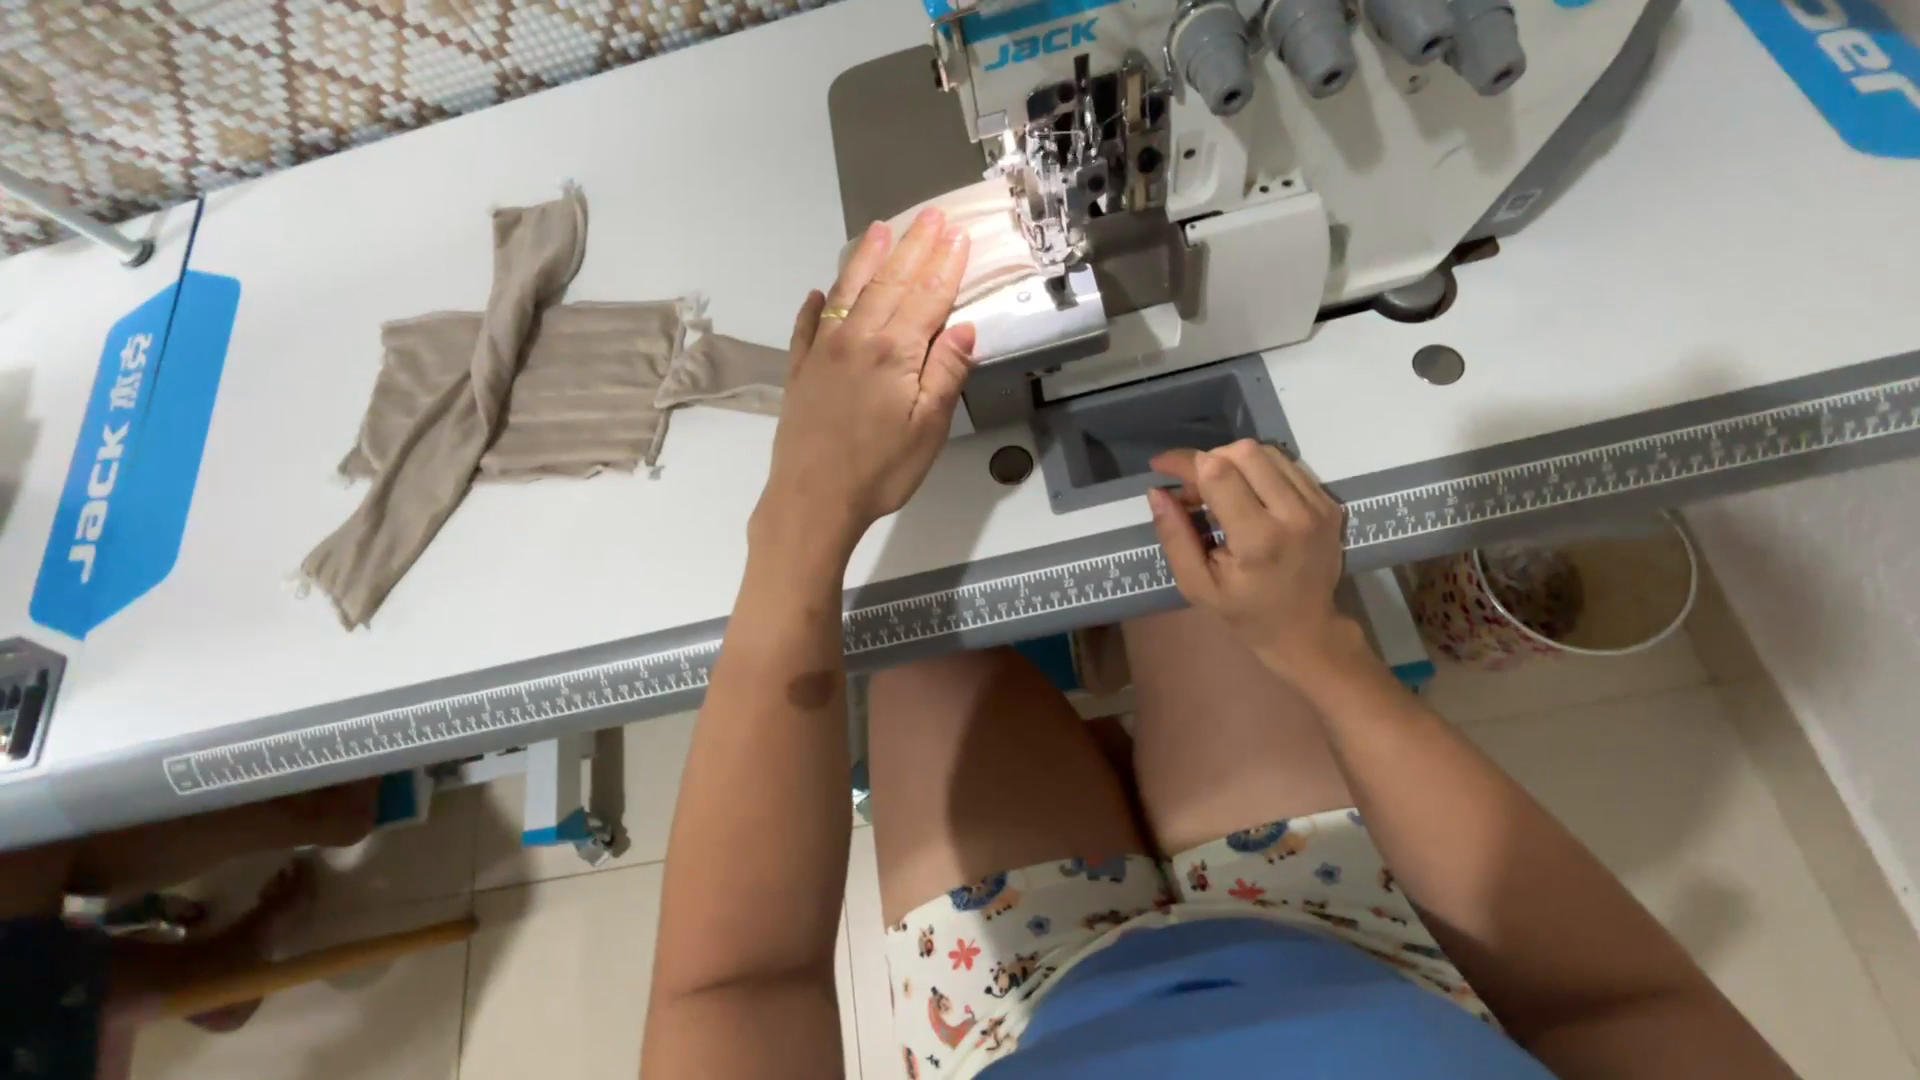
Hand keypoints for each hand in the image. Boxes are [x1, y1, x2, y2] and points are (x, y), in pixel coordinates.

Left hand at [754, 209, 975, 561]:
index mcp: (895, 353)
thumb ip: (946, 374)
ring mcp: (822, 353)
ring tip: (880, 229)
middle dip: (913, 248)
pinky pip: (807, 327)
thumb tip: (963, 328)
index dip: (945, 266)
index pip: (927, 298)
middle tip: (929, 216)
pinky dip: (816, 306)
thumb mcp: (928, 429)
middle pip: (890, 284)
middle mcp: (857, 340)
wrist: (812, 500)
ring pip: (849, 293)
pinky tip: (820, 292)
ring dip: (867, 259)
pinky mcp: (799, 372)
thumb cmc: (880, 470)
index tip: (958, 236)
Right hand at [1146, 440, 1364, 678]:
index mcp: (1257, 538)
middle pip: (1243, 452)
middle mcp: (1293, 514)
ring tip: (1219, 491)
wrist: (1306, 630)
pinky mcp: (1328, 503)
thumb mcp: (1197, 584)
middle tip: (1194, 490)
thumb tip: (1157, 491)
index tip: (1161, 465)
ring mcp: (1317, 506)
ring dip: (1233, 461)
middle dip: (1208, 460)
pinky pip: (1287, 465)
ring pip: (1267, 452)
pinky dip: (1259, 470)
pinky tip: (1248, 496)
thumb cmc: (1245, 612)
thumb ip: (1174, 536)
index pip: (1218, 473)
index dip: (1184, 462)